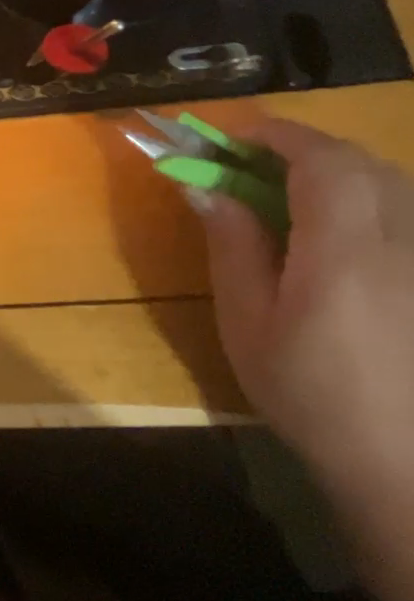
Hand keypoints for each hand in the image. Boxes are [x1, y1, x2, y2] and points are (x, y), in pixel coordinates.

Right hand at [196, 119, 413, 495]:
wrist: (409, 467)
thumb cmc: (309, 395)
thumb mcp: (247, 323)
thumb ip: (233, 247)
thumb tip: (207, 187)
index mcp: (348, 256)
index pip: (326, 163)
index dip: (281, 135)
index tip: (235, 133)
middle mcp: (410, 248)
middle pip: (371, 167)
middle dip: (311, 150)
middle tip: (254, 163)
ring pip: (402, 190)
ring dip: (344, 176)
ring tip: (294, 197)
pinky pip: (412, 221)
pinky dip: (374, 206)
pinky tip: (341, 238)